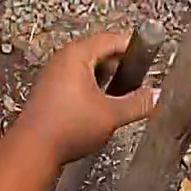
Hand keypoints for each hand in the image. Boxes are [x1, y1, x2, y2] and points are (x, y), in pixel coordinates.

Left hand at [8, 31, 158, 164]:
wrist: (32, 151)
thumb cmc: (67, 127)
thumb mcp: (111, 115)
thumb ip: (137, 103)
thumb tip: (157, 96)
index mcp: (77, 55)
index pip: (110, 39)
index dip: (131, 48)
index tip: (145, 58)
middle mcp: (61, 61)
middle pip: (97, 54)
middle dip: (118, 67)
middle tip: (134, 83)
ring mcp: (51, 77)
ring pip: (85, 71)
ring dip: (103, 82)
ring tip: (117, 101)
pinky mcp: (46, 95)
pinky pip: (73, 85)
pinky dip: (88, 92)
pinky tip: (96, 112)